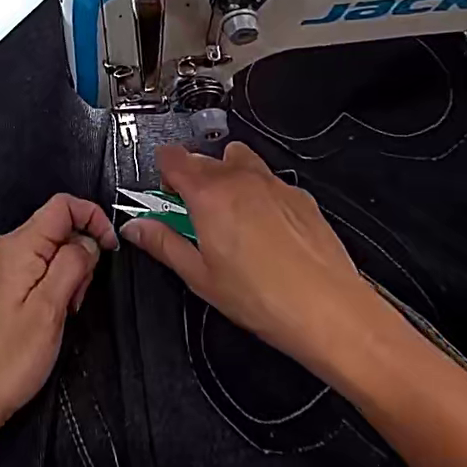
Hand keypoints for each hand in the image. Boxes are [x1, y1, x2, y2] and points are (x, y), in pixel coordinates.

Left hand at [0, 194, 116, 426]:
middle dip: (81, 251)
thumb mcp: (51, 307)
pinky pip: (38, 265)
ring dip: (69, 269)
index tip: (109, 246)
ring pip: (51, 247)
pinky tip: (54, 310)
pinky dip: (55, 280)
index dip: (92, 217)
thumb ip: (74, 263)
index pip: (63, 205)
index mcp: (17, 246)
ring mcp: (1, 266)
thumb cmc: (9, 359)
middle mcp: (5, 248)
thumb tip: (89, 241)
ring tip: (66, 308)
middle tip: (80, 293)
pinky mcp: (1, 284)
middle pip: (59, 226)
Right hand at [121, 143, 382, 373]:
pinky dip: (257, 191)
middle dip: (192, 178)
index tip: (162, 188)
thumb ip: (164, 244)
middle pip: (204, 158)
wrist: (327, 307)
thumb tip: (138, 229)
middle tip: (191, 214)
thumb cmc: (267, 298)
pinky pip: (268, 178)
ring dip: (226, 176)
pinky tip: (262, 228)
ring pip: (238, 160)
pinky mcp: (297, 193)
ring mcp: (272, 182)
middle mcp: (240, 177)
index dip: (162, 170)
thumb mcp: (200, 277)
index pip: (173, 158)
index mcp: (209, 194)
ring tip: (227, 216)